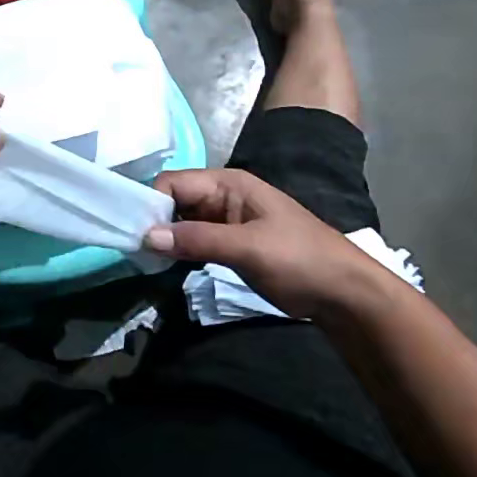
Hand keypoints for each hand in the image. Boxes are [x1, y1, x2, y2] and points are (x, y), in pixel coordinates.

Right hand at [145, 168, 382, 314]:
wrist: (344, 293)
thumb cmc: (300, 260)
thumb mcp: (248, 248)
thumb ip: (197, 239)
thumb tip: (146, 236)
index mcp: (228, 184)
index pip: (173, 183)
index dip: (150, 203)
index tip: (133, 232)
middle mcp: (222, 195)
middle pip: (173, 199)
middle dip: (152, 220)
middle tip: (132, 249)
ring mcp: (224, 220)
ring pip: (180, 221)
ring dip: (163, 237)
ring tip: (142, 258)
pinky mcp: (227, 243)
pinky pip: (191, 238)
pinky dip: (177, 248)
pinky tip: (163, 264)